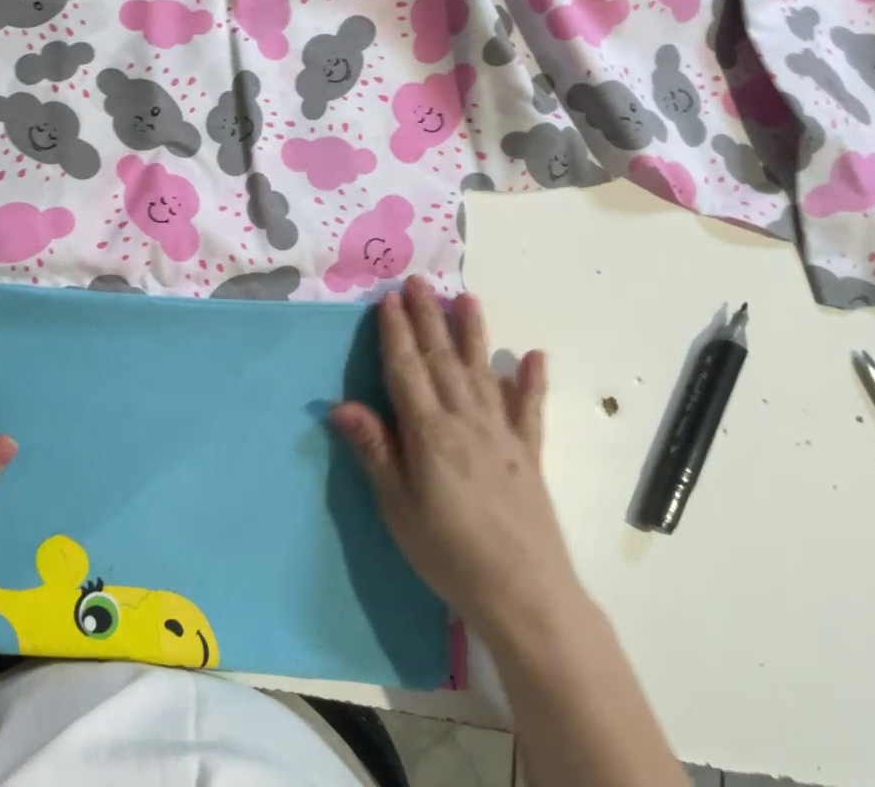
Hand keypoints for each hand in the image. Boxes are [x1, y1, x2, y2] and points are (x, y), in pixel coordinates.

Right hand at [331, 276, 582, 643]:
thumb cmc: (447, 553)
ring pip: (484, 373)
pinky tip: (533, 357)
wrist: (524, 593)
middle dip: (428, 319)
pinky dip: (531, 381)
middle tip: (419, 281)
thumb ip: (375, 451)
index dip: (395, 334)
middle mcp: (467, 422)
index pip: (406, 372)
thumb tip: (341, 404)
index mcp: (430, 434)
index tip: (388, 300)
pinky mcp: (529, 455)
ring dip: (473, 334)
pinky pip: (530, 410)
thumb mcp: (397, 507)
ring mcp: (503, 436)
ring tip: (467, 298)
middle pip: (443, 361)